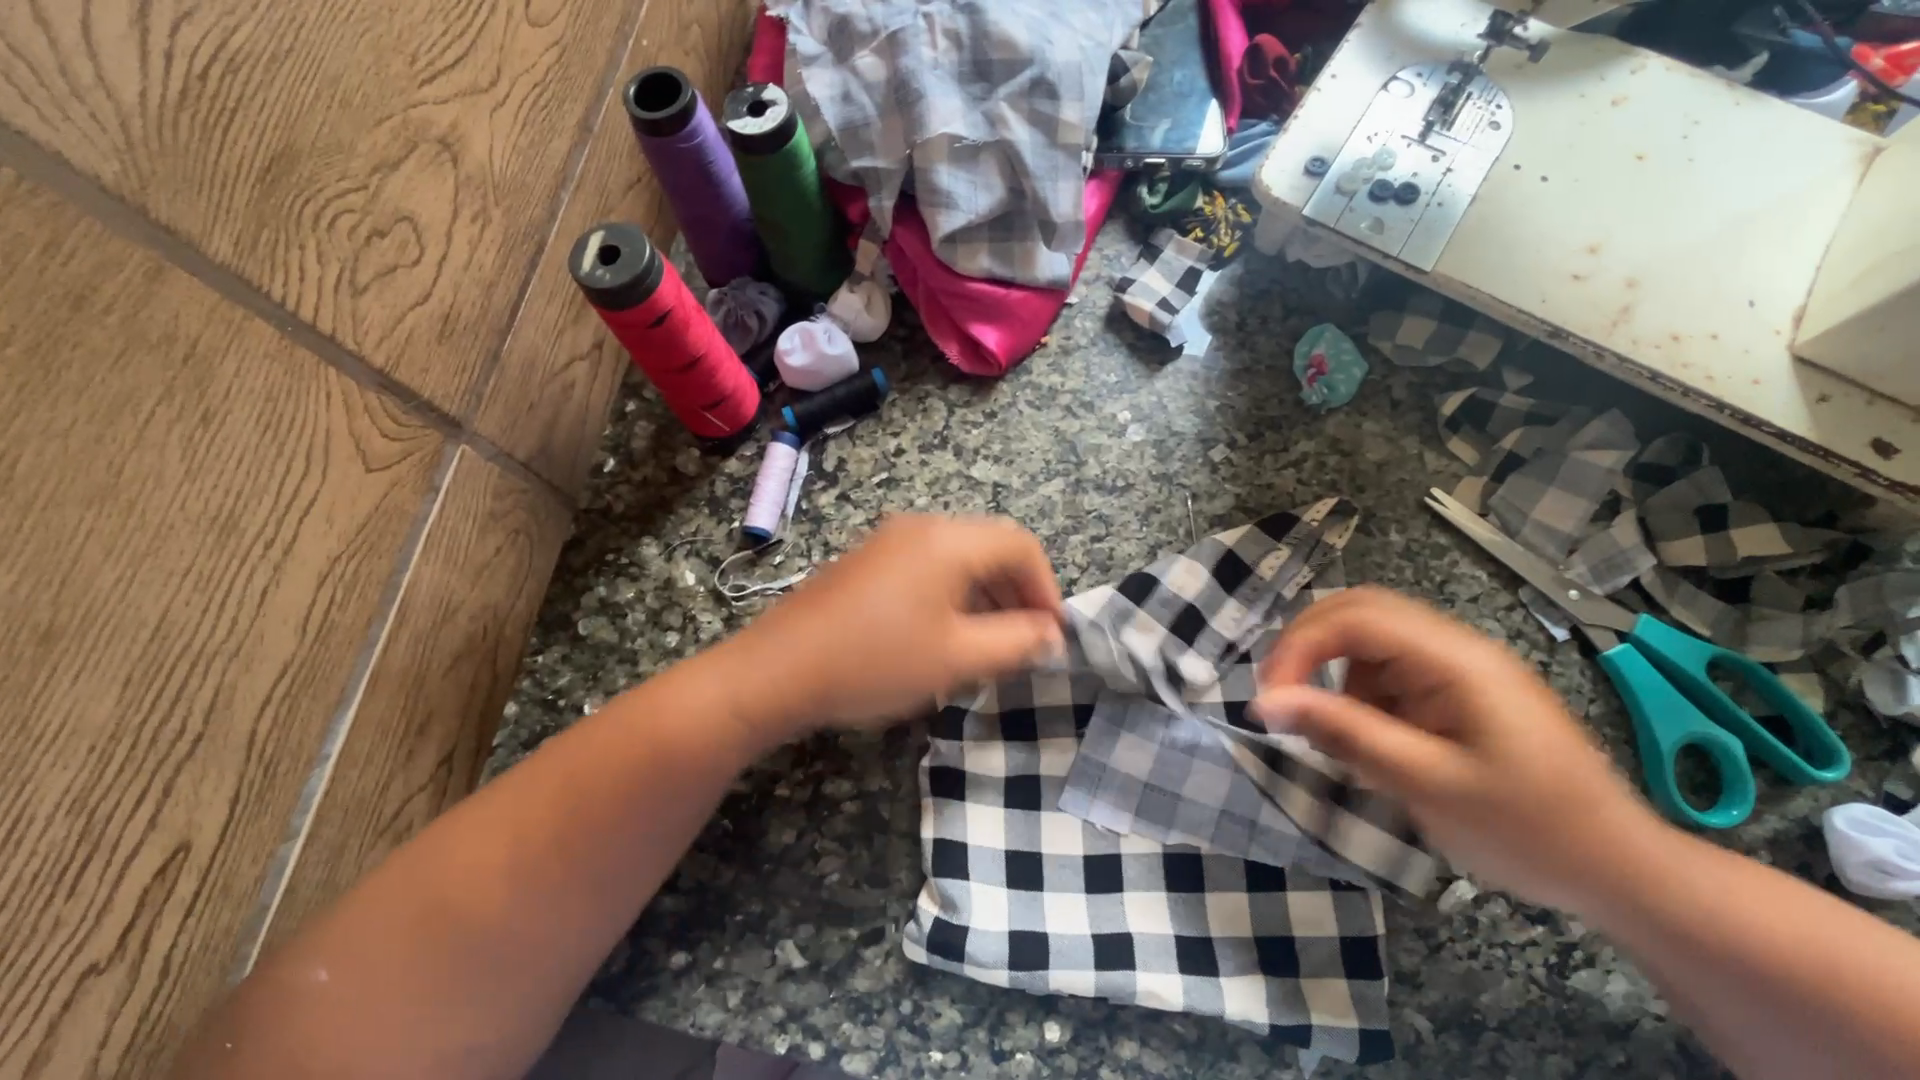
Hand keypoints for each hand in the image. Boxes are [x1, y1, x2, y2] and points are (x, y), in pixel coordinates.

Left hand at [719, 515, 1064, 742]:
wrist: (775, 672)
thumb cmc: (874, 662)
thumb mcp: (956, 658)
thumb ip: (1016, 642)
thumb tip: (1053, 634)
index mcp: (947, 540)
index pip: (1021, 545)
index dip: (1047, 588)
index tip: (1052, 636)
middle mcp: (919, 528)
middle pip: (990, 546)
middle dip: (1018, 593)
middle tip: (1026, 644)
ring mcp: (887, 542)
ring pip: (958, 558)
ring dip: (986, 597)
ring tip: (990, 646)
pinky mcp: (866, 563)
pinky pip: (927, 568)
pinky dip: (952, 596)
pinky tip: (944, 638)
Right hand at [1251, 587, 1668, 912]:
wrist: (1618, 869)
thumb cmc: (1527, 830)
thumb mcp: (1426, 785)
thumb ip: (1345, 734)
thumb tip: (1266, 701)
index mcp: (1456, 659)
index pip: (1356, 617)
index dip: (1299, 647)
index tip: (1268, 700)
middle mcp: (1457, 648)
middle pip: (1361, 612)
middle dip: (1309, 649)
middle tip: (1279, 700)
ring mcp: (1461, 669)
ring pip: (1371, 643)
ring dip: (1336, 678)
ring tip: (1335, 739)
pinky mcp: (1460, 694)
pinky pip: (1391, 675)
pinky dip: (1362, 700)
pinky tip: (1372, 746)